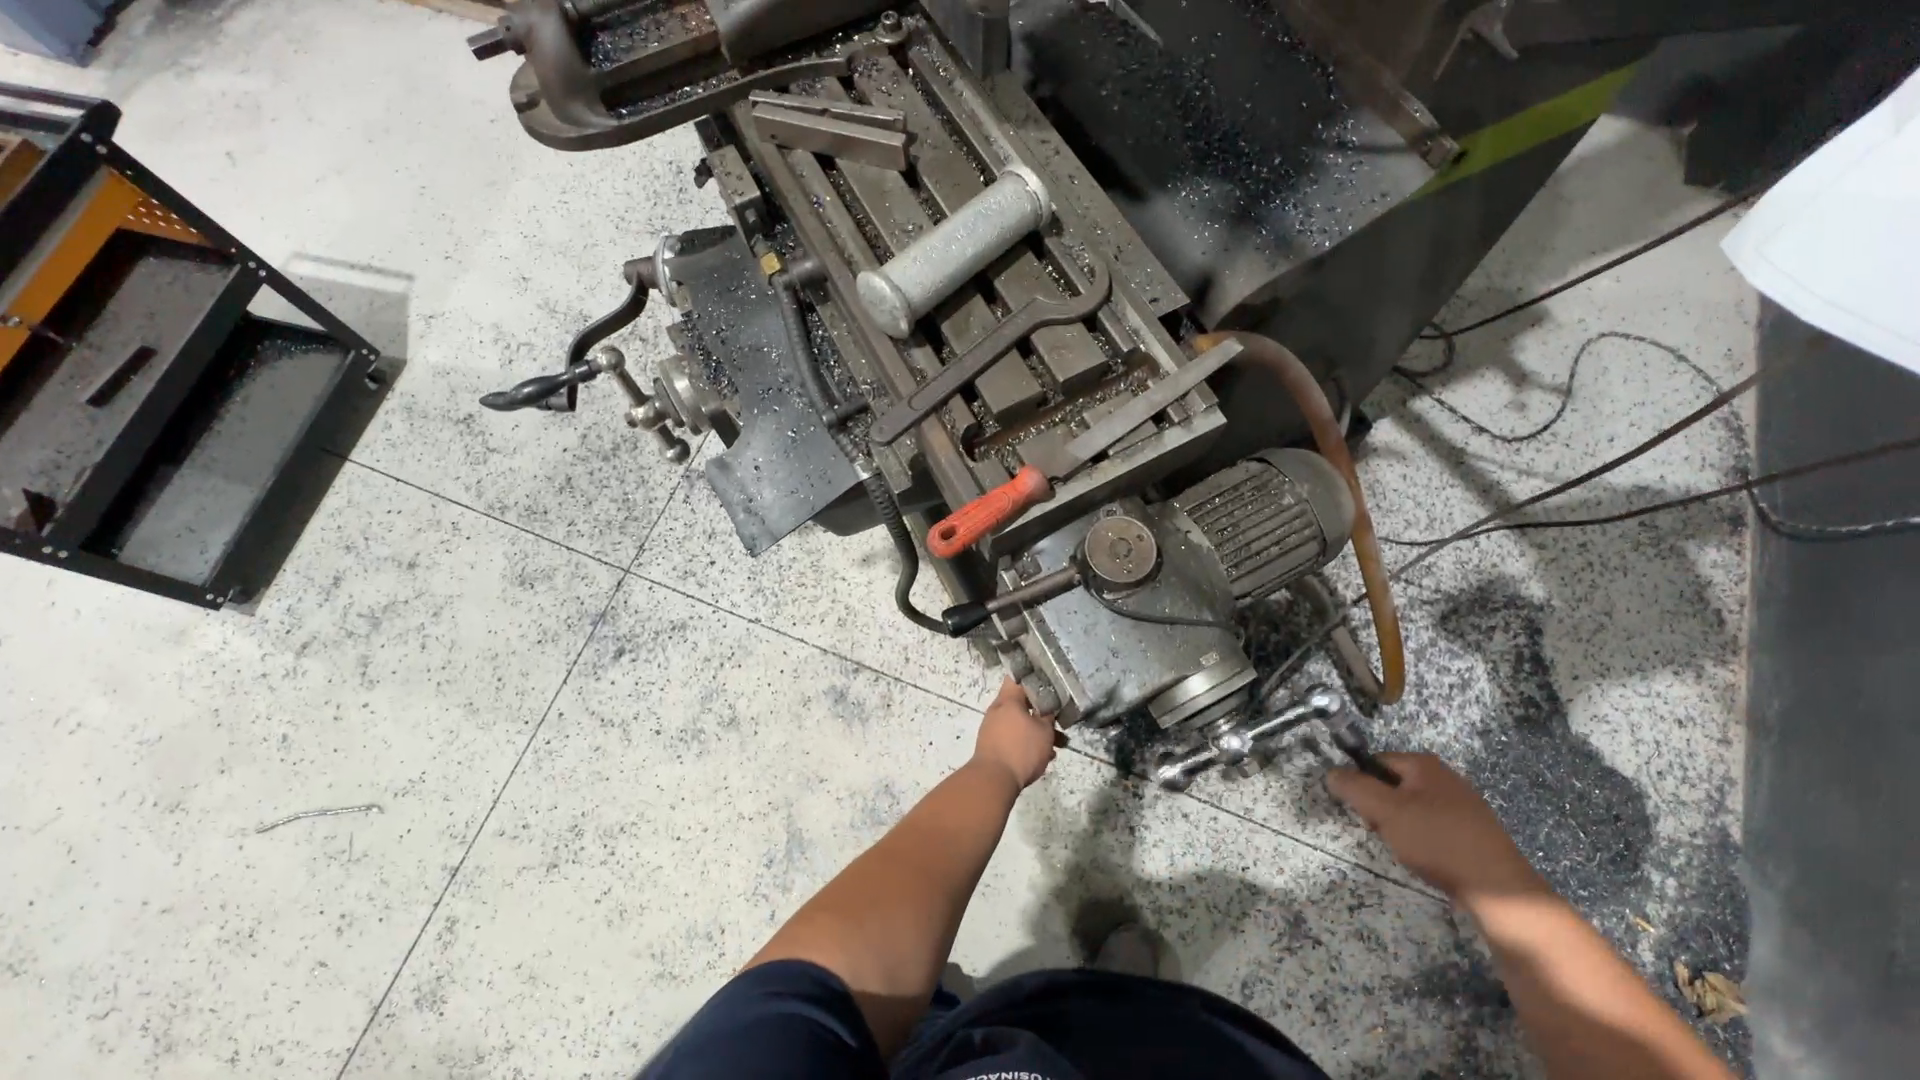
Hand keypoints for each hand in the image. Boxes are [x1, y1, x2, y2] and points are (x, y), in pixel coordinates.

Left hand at [972, 678, 1056, 789]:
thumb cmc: (1021, 749)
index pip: (1018, 677)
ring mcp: (993, 728)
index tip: (1049, 680)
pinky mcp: (993, 744)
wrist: (993, 780)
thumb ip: (1048, 715)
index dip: (1034, 676)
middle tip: (1058, 719)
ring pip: (1020, 722)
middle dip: (1041, 711)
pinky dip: (1028, 742)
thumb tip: (1049, 706)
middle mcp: (997, 710)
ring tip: (1057, 745)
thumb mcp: (1044, 731)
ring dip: (1037, 730)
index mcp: (1008, 700)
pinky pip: (1014, 737)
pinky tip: (1044, 756)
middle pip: (1021, 702)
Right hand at [1327, 753, 1546, 907]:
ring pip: (1411, 808)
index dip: (1361, 785)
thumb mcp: (1386, 811)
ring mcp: (1461, 804)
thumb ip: (1355, 788)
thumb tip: (1331, 772)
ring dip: (1399, 827)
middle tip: (1383, 832)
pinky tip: (1426, 858)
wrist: (1496, 886)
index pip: (1375, 762)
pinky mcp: (1470, 830)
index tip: (1362, 812)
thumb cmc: (1437, 840)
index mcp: (1424, 765)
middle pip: (1392, 785)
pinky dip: (1422, 839)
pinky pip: (1431, 826)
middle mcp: (1444, 777)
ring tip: (1406, 849)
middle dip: (1380, 809)